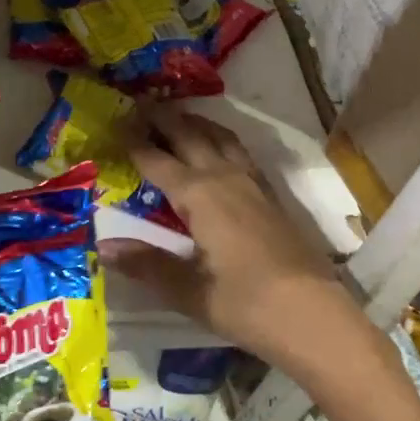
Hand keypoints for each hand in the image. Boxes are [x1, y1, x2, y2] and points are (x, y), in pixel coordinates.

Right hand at [97, 105, 358, 364]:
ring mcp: (253, 186)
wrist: (314, 316)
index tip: (114, 122)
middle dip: (164, 119)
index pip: (158, 160)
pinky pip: (240, 154)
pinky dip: (222, 140)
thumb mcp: (188, 291)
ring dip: (197, 123)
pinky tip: (220, 150)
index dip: (134, 141)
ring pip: (221, 139)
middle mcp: (225, 179)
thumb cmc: (246, 304)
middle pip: (191, 137)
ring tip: (178, 115)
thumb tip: (105, 246)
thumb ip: (147, 264)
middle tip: (141, 104)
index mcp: (199, 195)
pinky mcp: (272, 199)